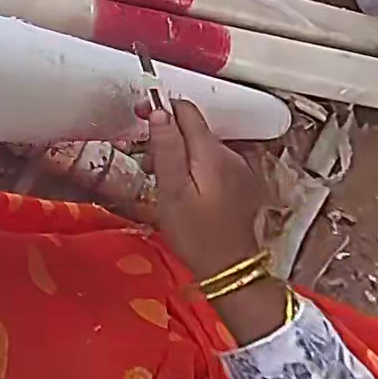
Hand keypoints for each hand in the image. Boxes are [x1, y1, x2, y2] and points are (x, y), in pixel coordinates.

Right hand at [145, 99, 266, 278]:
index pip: (186, 110)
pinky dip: (191, 165)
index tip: (139, 116)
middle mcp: (229, 154)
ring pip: (200, 145)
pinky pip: (210, 161)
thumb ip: (166, 148)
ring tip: (159, 177)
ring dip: (177, 151)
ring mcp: (237, 169)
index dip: (161, 107)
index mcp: (211, 152)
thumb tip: (159, 111)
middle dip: (166, 134)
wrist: (230, 271)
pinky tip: (180, 186)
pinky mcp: (238, 183)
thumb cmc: (194, 232)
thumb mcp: (172, 190)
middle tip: (145, 159)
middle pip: (192, 128)